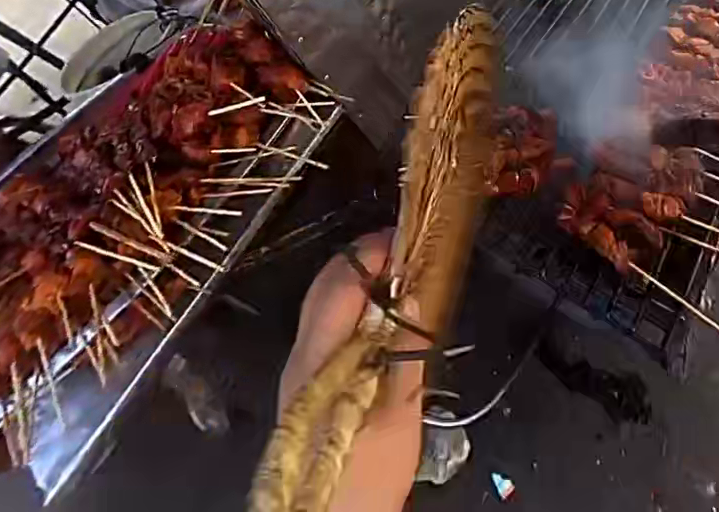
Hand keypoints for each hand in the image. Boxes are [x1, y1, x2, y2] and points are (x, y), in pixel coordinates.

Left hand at [279, 230, 425, 511]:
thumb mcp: (397, 414)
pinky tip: (390, 318)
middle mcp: (303, 355)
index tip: (411, 241)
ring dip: (365, 281)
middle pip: (328, 285)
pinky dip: (361, 306)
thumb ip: (405, 349)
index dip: (374, 252)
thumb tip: (416, 293)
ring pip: (327, 302)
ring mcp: (302, 370)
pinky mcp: (309, 385)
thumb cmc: (365, 476)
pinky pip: (332, 325)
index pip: (341, 281)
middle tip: (411, 255)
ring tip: (407, 279)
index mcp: (321, 357)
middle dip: (369, 260)